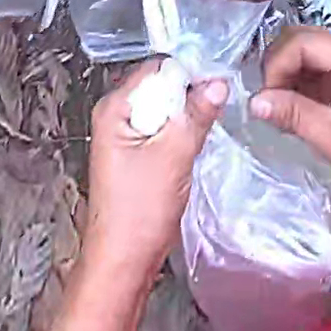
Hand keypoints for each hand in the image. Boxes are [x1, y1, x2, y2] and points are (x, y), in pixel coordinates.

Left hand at [78, 58, 228, 288]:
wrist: (123, 261)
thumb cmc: (139, 211)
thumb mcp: (173, 156)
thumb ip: (195, 116)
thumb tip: (217, 84)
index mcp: (114, 107)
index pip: (154, 69)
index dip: (186, 72)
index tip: (217, 79)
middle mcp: (114, 115)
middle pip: (158, 87)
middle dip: (187, 94)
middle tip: (216, 103)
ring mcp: (123, 135)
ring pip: (162, 110)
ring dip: (185, 116)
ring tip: (206, 125)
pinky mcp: (134, 154)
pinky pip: (160, 130)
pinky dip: (178, 133)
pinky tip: (191, 146)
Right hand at [249, 27, 330, 211]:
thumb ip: (294, 114)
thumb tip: (253, 101)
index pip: (303, 42)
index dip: (278, 63)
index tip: (267, 96)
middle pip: (299, 42)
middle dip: (277, 67)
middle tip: (268, 100)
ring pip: (300, 57)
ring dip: (283, 78)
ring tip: (276, 108)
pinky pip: (307, 75)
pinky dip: (292, 89)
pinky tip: (288, 111)